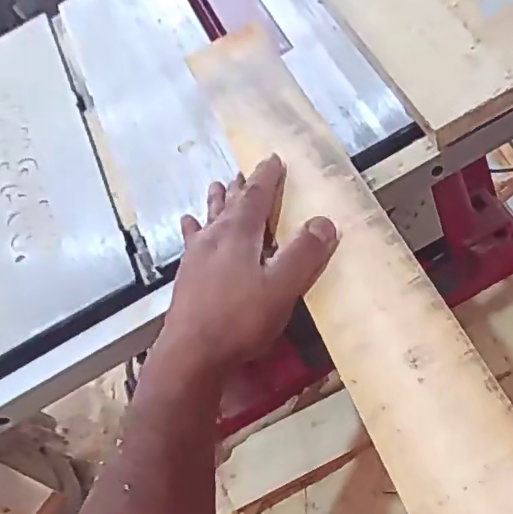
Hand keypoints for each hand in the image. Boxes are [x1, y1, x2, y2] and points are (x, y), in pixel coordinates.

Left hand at [155, 154, 337, 382]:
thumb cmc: (241, 319)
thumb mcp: (282, 287)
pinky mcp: (188, 276)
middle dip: (243, 187)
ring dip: (218, 202)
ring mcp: (197, 257)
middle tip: (247, 171)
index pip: (255, 198)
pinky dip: (196, 229)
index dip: (267, 179)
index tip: (273, 160)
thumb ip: (303, 254)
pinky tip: (191, 228)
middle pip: (230, 205)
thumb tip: (324, 222)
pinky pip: (194, 240)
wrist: (193, 352)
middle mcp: (214, 239)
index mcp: (239, 236)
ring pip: (210, 220)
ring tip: (218, 186)